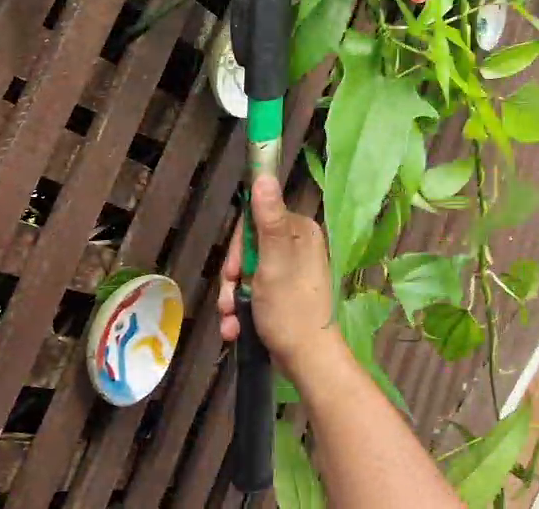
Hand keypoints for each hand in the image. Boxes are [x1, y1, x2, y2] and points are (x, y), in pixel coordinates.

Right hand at [218, 174, 341, 374]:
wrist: (307, 363)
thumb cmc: (291, 309)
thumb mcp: (274, 261)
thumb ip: (268, 219)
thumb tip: (264, 175)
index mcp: (300, 231)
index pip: (256, 217)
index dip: (239, 245)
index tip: (235, 269)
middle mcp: (296, 246)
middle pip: (248, 247)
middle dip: (233, 277)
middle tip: (231, 297)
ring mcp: (290, 272)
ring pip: (246, 272)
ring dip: (233, 297)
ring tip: (231, 319)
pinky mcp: (283, 295)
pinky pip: (253, 292)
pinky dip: (241, 309)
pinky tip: (235, 328)